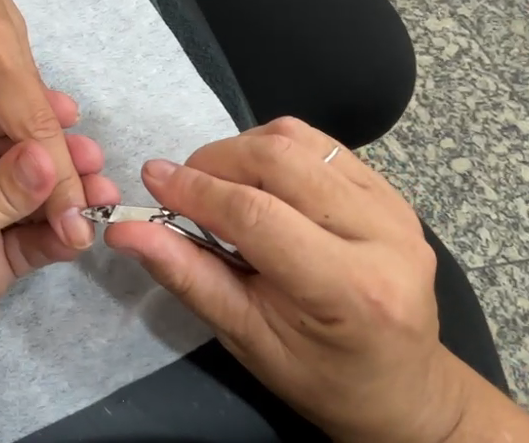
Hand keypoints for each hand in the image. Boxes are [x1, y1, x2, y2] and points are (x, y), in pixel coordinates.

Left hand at [0, 122, 120, 408]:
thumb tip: (49, 154)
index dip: (24, 117)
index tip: (68, 111)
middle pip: (12, 161)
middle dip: (54, 158)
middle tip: (95, 154)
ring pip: (26, 201)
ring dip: (63, 198)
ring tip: (104, 194)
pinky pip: (29, 243)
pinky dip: (56, 238)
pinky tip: (84, 235)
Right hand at [108, 118, 469, 442]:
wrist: (404, 388)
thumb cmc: (320, 375)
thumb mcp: (245, 338)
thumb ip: (186, 275)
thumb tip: (124, 230)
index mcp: (351, 289)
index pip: (256, 214)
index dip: (193, 190)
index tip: (150, 181)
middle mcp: (383, 237)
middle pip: (277, 160)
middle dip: (212, 162)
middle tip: (182, 188)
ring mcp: (392, 207)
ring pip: (294, 139)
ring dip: (239, 150)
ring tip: (219, 186)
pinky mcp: (388, 190)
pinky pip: (314, 141)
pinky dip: (269, 147)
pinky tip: (257, 181)